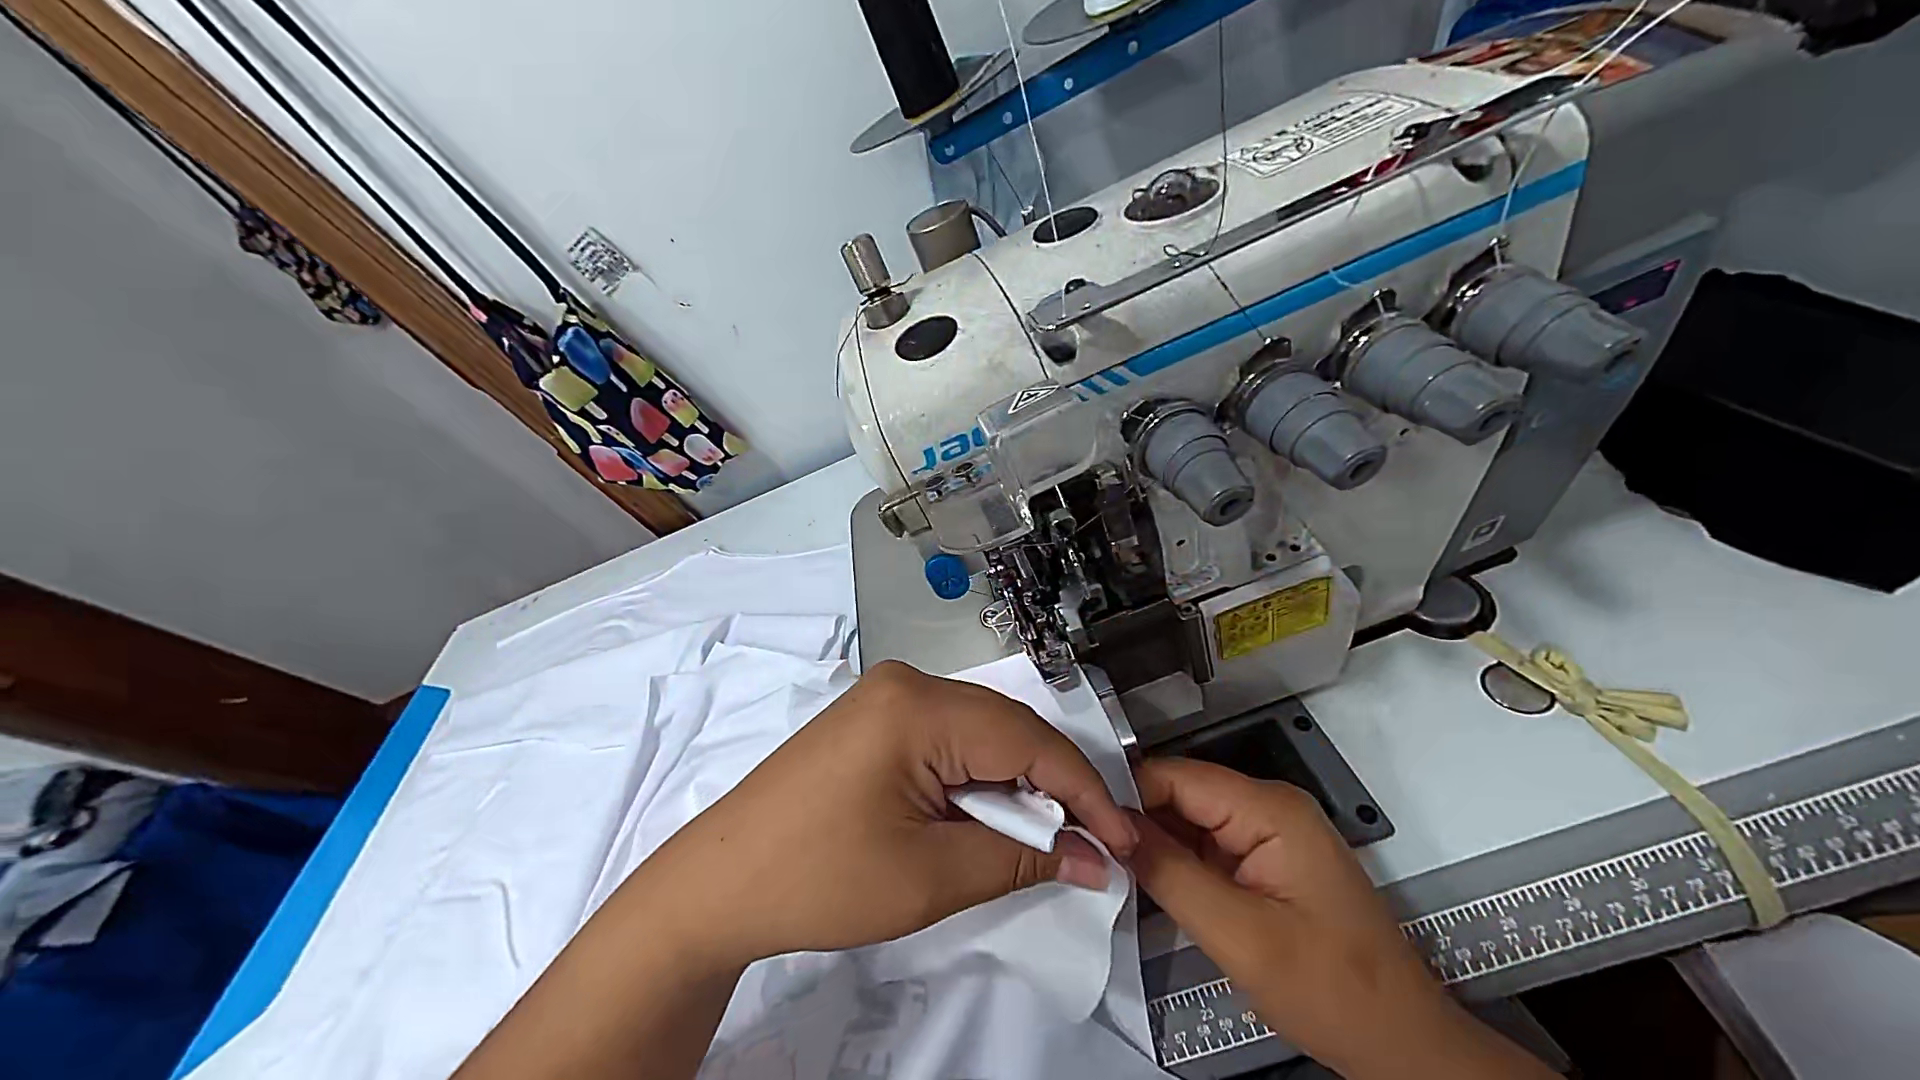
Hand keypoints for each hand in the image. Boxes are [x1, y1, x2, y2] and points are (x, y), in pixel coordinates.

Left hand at [631, 660, 1136, 967]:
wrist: (718, 884)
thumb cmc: (817, 880)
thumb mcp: (929, 877)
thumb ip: (1021, 858)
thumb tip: (1091, 858)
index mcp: (917, 707)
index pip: (1029, 741)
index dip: (1083, 791)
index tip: (1122, 840)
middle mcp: (906, 682)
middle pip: (1007, 728)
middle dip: (1052, 786)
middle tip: (1089, 843)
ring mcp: (886, 695)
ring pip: (981, 731)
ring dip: (1016, 782)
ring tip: (1043, 835)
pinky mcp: (874, 717)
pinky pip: (949, 736)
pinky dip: (978, 776)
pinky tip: (988, 813)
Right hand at [1128, 758, 1553, 1079]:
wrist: (1400, 1044)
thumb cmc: (1335, 991)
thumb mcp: (1241, 936)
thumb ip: (1171, 874)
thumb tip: (1113, 830)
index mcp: (1270, 809)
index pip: (1176, 776)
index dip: (1126, 795)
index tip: (1086, 823)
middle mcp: (1268, 808)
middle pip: (1180, 793)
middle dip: (1135, 818)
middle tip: (1091, 847)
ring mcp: (1266, 833)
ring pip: (1187, 819)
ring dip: (1151, 841)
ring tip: (1109, 863)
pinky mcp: (1262, 859)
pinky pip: (1203, 844)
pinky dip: (1173, 860)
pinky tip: (1145, 877)